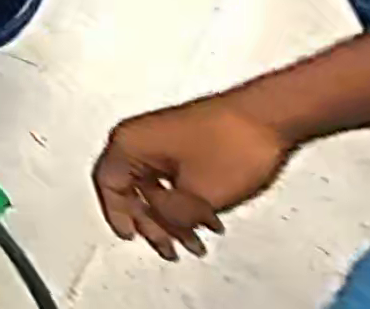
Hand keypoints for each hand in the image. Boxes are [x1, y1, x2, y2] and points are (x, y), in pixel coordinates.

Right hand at [93, 94, 294, 259]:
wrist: (261, 120)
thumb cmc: (228, 148)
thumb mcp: (200, 194)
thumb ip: (172, 213)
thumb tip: (162, 223)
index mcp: (127, 144)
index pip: (108, 183)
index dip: (117, 214)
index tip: (129, 237)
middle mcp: (134, 138)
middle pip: (127, 185)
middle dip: (147, 220)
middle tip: (168, 248)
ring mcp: (154, 138)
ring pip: (150, 184)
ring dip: (169, 215)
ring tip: (194, 242)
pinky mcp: (175, 141)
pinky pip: (166, 177)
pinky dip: (180, 201)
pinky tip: (206, 219)